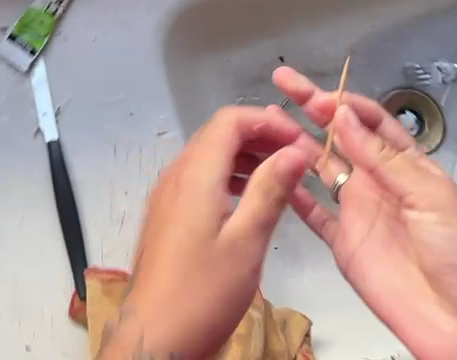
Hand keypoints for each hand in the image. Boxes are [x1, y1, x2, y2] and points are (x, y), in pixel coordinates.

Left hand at [97, 106, 311, 359]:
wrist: (156, 336)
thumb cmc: (204, 291)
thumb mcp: (247, 241)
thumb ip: (270, 189)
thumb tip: (295, 150)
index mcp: (195, 171)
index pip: (230, 120)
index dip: (267, 121)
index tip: (300, 139)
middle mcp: (177, 172)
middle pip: (219, 133)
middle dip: (260, 136)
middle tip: (297, 156)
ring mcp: (168, 191)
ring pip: (210, 154)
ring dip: (245, 156)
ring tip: (281, 175)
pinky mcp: (168, 212)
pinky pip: (200, 176)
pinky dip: (229, 175)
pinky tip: (251, 198)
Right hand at [273, 66, 456, 359]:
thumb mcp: (434, 199)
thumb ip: (384, 158)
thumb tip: (344, 114)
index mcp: (408, 166)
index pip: (371, 121)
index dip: (344, 103)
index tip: (318, 94)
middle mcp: (379, 182)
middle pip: (340, 136)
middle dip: (312, 106)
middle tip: (284, 80)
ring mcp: (359, 212)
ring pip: (319, 166)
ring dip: (294, 141)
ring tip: (266, 120)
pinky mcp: (344, 244)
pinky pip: (312, 213)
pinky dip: (291, 192)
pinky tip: (270, 173)